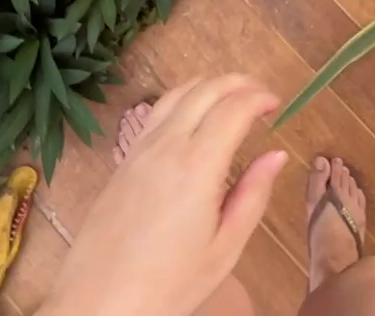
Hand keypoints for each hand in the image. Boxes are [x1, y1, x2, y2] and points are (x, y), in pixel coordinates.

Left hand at [42, 75, 287, 315]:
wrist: (98, 304)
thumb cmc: (168, 285)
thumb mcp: (223, 250)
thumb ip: (253, 196)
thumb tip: (276, 155)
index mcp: (197, 166)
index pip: (234, 108)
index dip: (259, 97)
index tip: (276, 104)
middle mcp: (168, 145)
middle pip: (206, 89)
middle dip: (238, 82)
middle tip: (260, 94)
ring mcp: (141, 148)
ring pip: (178, 92)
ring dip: (209, 84)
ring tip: (231, 96)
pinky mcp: (124, 158)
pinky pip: (157, 111)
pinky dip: (183, 98)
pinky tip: (193, 115)